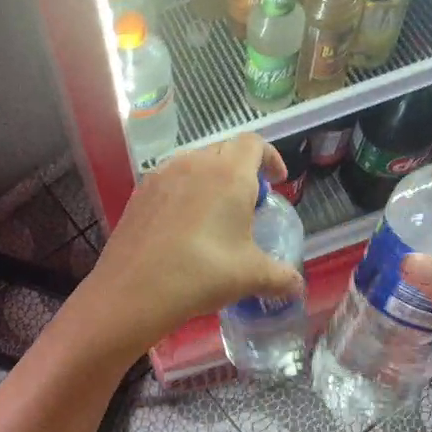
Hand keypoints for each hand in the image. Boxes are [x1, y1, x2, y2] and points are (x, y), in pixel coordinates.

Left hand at [79, 135, 304, 350]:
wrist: (135, 288)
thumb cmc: (202, 273)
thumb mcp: (250, 276)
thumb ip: (280, 276)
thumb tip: (296, 287)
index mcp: (229, 174)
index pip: (254, 143)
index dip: (270, 157)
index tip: (276, 182)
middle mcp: (194, 163)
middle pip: (224, 150)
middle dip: (241, 169)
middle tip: (247, 203)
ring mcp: (162, 175)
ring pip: (193, 163)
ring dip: (210, 178)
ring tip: (214, 213)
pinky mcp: (139, 192)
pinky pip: (169, 180)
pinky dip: (183, 192)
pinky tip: (181, 225)